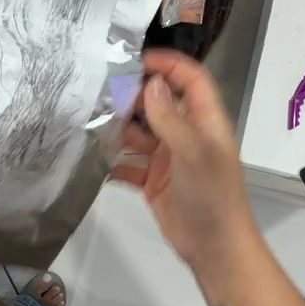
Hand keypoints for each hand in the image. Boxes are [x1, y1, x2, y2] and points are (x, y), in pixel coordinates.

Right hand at [112, 50, 262, 287]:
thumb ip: (170, 118)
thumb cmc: (211, 196)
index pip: (191, 80)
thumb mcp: (193, 152)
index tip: (137, 58)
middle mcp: (186, 135)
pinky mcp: (152, 181)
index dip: (169, 65)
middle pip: (159, 103)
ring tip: (90, 120)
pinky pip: (128, 163)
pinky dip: (113, 160)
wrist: (214, 248)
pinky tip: (93, 156)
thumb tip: (150, 83)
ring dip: (118, 127)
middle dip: (133, 95)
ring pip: (139, 133)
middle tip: (101, 89)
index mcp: (205, 122)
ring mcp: (168, 158)